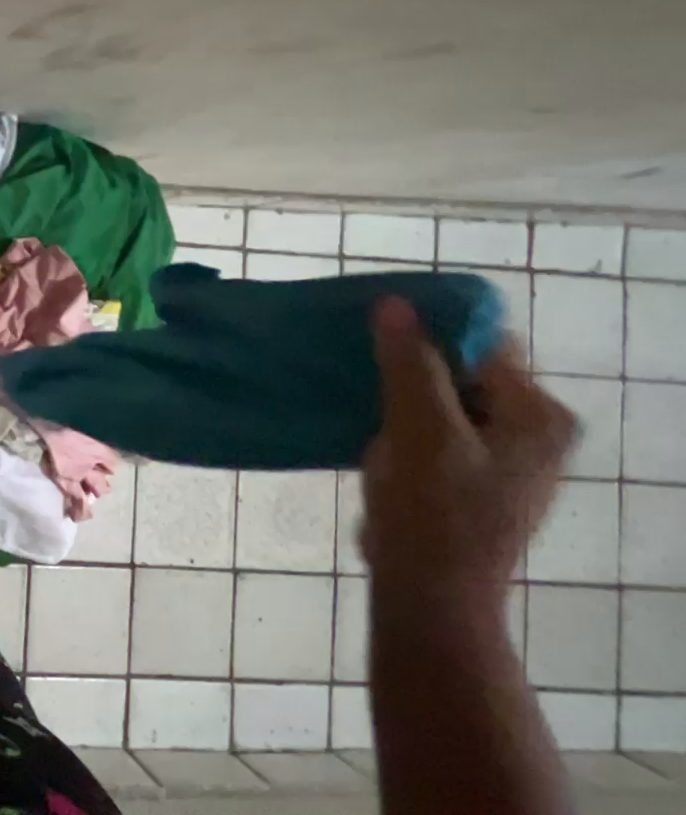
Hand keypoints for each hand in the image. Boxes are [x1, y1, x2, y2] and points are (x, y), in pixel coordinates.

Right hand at [361, 298, 574, 592]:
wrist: (429, 588)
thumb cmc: (432, 509)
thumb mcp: (419, 430)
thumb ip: (410, 366)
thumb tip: (394, 304)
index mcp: (539, 415)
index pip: (485, 345)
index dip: (430, 328)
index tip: (373, 324)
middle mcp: (533, 429)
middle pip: (465, 370)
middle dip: (410, 360)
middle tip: (355, 356)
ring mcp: (502, 454)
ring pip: (445, 398)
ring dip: (400, 389)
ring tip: (353, 385)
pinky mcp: (468, 473)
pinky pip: (435, 425)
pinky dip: (402, 417)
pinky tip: (367, 421)